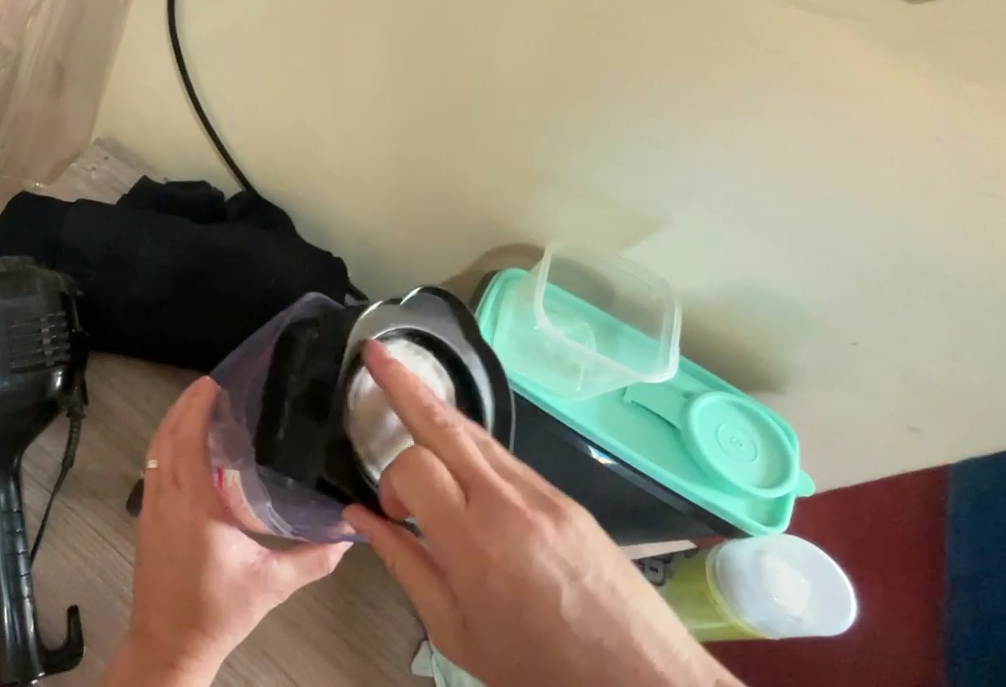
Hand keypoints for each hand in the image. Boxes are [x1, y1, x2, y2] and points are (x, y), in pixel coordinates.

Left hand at [103, 376, 348, 685]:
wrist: (170, 642)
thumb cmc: (220, 610)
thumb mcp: (272, 584)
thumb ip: (312, 558)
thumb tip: (347, 534)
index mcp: (194, 504)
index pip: (188, 439)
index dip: (197, 406)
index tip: (214, 383)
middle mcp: (166, 496)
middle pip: (167, 435)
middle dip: (185, 404)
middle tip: (210, 385)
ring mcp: (151, 505)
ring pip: (155, 449)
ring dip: (173, 421)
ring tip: (198, 405)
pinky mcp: (146, 516)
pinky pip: (152, 466)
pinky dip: (165, 444)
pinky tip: (185, 445)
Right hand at [342, 341, 740, 686]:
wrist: (647, 686)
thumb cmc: (540, 670)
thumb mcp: (456, 632)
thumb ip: (403, 565)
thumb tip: (358, 517)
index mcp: (474, 541)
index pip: (413, 465)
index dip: (391, 480)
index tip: (394, 514)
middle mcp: (509, 503)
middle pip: (446, 424)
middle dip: (405, 384)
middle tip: (374, 352)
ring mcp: (544, 496)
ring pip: (477, 434)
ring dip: (436, 409)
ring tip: (404, 384)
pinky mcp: (567, 500)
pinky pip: (506, 459)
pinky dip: (470, 444)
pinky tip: (457, 456)